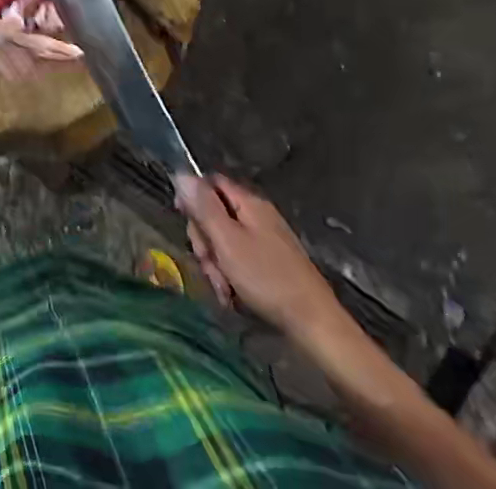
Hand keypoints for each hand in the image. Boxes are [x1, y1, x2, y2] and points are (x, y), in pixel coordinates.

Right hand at [174, 174, 352, 342]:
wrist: (313, 323)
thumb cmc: (266, 278)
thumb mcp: (227, 240)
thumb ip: (203, 206)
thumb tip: (182, 173)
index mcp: (250, 204)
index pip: (210, 183)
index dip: (191, 196)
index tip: (182, 217)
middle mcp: (258, 217)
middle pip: (213, 213)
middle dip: (203, 238)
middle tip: (207, 260)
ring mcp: (265, 240)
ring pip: (222, 240)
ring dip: (214, 262)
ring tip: (222, 283)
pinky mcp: (269, 262)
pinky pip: (236, 258)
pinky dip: (229, 273)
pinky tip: (232, 291)